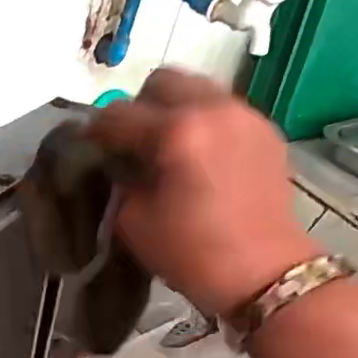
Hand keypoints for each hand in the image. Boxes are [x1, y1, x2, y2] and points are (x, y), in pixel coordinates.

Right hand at [87, 68, 321, 317]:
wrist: (265, 276)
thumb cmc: (195, 256)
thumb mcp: (135, 224)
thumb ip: (120, 183)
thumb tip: (119, 164)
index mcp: (177, 132)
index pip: (118, 115)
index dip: (97, 133)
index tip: (91, 149)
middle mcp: (213, 108)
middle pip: (161, 82)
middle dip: (140, 108)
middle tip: (135, 144)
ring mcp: (244, 116)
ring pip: (196, 89)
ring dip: (175, 111)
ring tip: (170, 149)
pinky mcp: (265, 130)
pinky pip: (224, 110)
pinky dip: (205, 123)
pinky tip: (202, 159)